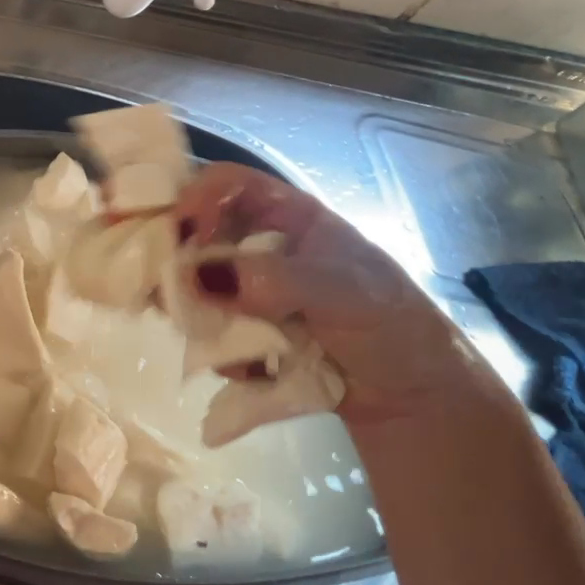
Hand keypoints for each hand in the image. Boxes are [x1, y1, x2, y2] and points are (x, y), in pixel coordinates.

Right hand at [173, 163, 505, 427]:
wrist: (418, 401)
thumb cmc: (392, 326)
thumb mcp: (341, 291)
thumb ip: (272, 278)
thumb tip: (198, 277)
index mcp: (285, 215)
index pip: (225, 183)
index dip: (196, 196)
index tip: (179, 231)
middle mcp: (256, 244)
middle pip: (192, 232)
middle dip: (176, 260)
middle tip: (166, 287)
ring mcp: (245, 289)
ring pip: (190, 283)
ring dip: (192, 309)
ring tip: (210, 334)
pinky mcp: (240, 329)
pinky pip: (205, 328)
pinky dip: (214, 346)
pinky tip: (245, 365)